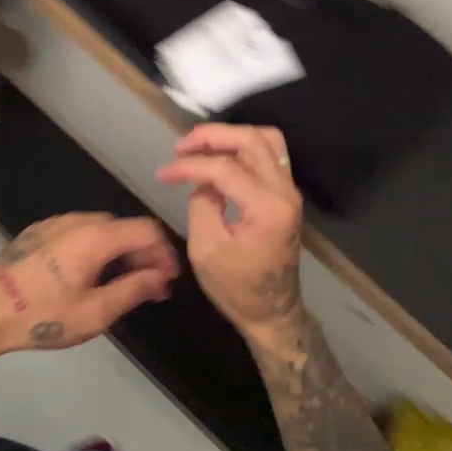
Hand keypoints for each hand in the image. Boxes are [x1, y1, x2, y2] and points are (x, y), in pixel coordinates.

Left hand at [0, 212, 179, 361]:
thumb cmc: (43, 315)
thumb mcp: (95, 313)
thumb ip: (132, 290)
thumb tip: (160, 277)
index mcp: (94, 236)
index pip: (145, 229)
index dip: (164, 252)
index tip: (169, 280)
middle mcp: (76, 220)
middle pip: (123, 227)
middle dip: (143, 254)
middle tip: (150, 288)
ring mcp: (54, 222)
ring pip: (100, 229)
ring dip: (119, 252)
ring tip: (122, 285)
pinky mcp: (38, 231)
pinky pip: (78, 232)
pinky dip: (95, 248)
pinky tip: (90, 276)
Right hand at [157, 125, 305, 344]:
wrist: (272, 314)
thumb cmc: (237, 288)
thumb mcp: (206, 249)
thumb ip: (202, 205)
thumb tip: (202, 182)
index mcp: (267, 207)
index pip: (224, 168)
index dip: (189, 166)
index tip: (163, 174)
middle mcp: (285, 192)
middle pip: (251, 139)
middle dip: (212, 136)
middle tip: (182, 147)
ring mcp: (289, 192)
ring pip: (265, 140)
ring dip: (229, 137)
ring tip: (200, 147)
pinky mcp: (284, 195)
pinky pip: (267, 155)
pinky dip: (241, 148)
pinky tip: (217, 159)